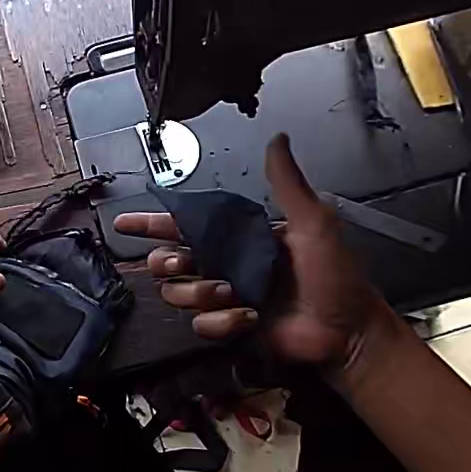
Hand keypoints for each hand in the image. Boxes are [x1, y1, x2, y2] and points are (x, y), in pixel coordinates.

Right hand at [114, 134, 407, 380]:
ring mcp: (224, 296)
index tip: (125, 223)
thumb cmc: (335, 277)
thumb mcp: (314, 223)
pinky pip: (200, 323)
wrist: (345, 331)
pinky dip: (221, 321)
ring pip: (178, 292)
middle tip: (185, 263)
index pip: (185, 224)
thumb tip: (278, 140)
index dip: (151, 223)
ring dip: (200, 292)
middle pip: (168, 260)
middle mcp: (225, 264)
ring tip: (233, 292)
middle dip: (169, 261)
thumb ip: (288, 183)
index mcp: (239, 236)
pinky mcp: (228, 324)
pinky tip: (247, 316)